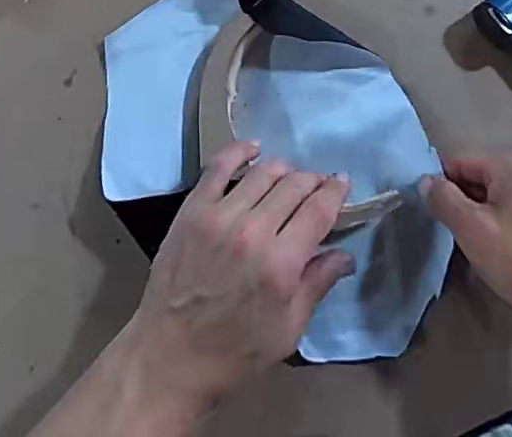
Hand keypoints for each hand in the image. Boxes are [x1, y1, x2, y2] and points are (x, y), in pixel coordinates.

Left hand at [113, 142, 353, 418]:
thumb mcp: (288, 330)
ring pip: (264, 171)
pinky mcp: (192, 211)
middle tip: (318, 188)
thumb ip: (319, 284)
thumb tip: (345, 253)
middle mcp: (253, 232)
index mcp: (280, 264)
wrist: (166, 361)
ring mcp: (219, 217)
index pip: (320, 208)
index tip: (342, 185)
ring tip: (289, 179)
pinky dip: (240, 151)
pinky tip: (254, 150)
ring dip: (285, 169)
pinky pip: (219, 166)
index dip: (336, 191)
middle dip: (314, 181)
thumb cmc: (233, 352)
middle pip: (296, 184)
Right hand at [424, 154, 511, 436]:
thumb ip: (444, 200)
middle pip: (483, 181)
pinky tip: (508, 263)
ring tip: (480, 256)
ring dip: (484, 223)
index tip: (431, 214)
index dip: (441, 186)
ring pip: (502, 203)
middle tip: (455, 240)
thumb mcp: (473, 230)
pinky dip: (507, 234)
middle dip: (464, 207)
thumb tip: (426, 180)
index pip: (461, 162)